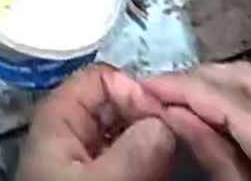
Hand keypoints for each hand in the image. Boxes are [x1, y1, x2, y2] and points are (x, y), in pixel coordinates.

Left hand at [16, 65, 178, 180]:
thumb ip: (133, 152)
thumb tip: (165, 121)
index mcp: (62, 114)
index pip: (103, 78)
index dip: (136, 92)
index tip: (170, 122)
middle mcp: (75, 129)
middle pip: (119, 105)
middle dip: (152, 119)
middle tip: (188, 141)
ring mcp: (87, 158)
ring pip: (128, 135)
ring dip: (157, 145)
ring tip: (186, 159)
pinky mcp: (101, 179)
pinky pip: (130, 163)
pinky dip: (152, 166)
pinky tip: (170, 175)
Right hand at [144, 64, 250, 180]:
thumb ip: (215, 160)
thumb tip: (170, 111)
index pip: (229, 100)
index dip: (180, 86)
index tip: (140, 85)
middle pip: (247, 80)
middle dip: (197, 77)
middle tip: (157, 90)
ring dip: (217, 82)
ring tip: (182, 96)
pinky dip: (240, 96)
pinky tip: (216, 111)